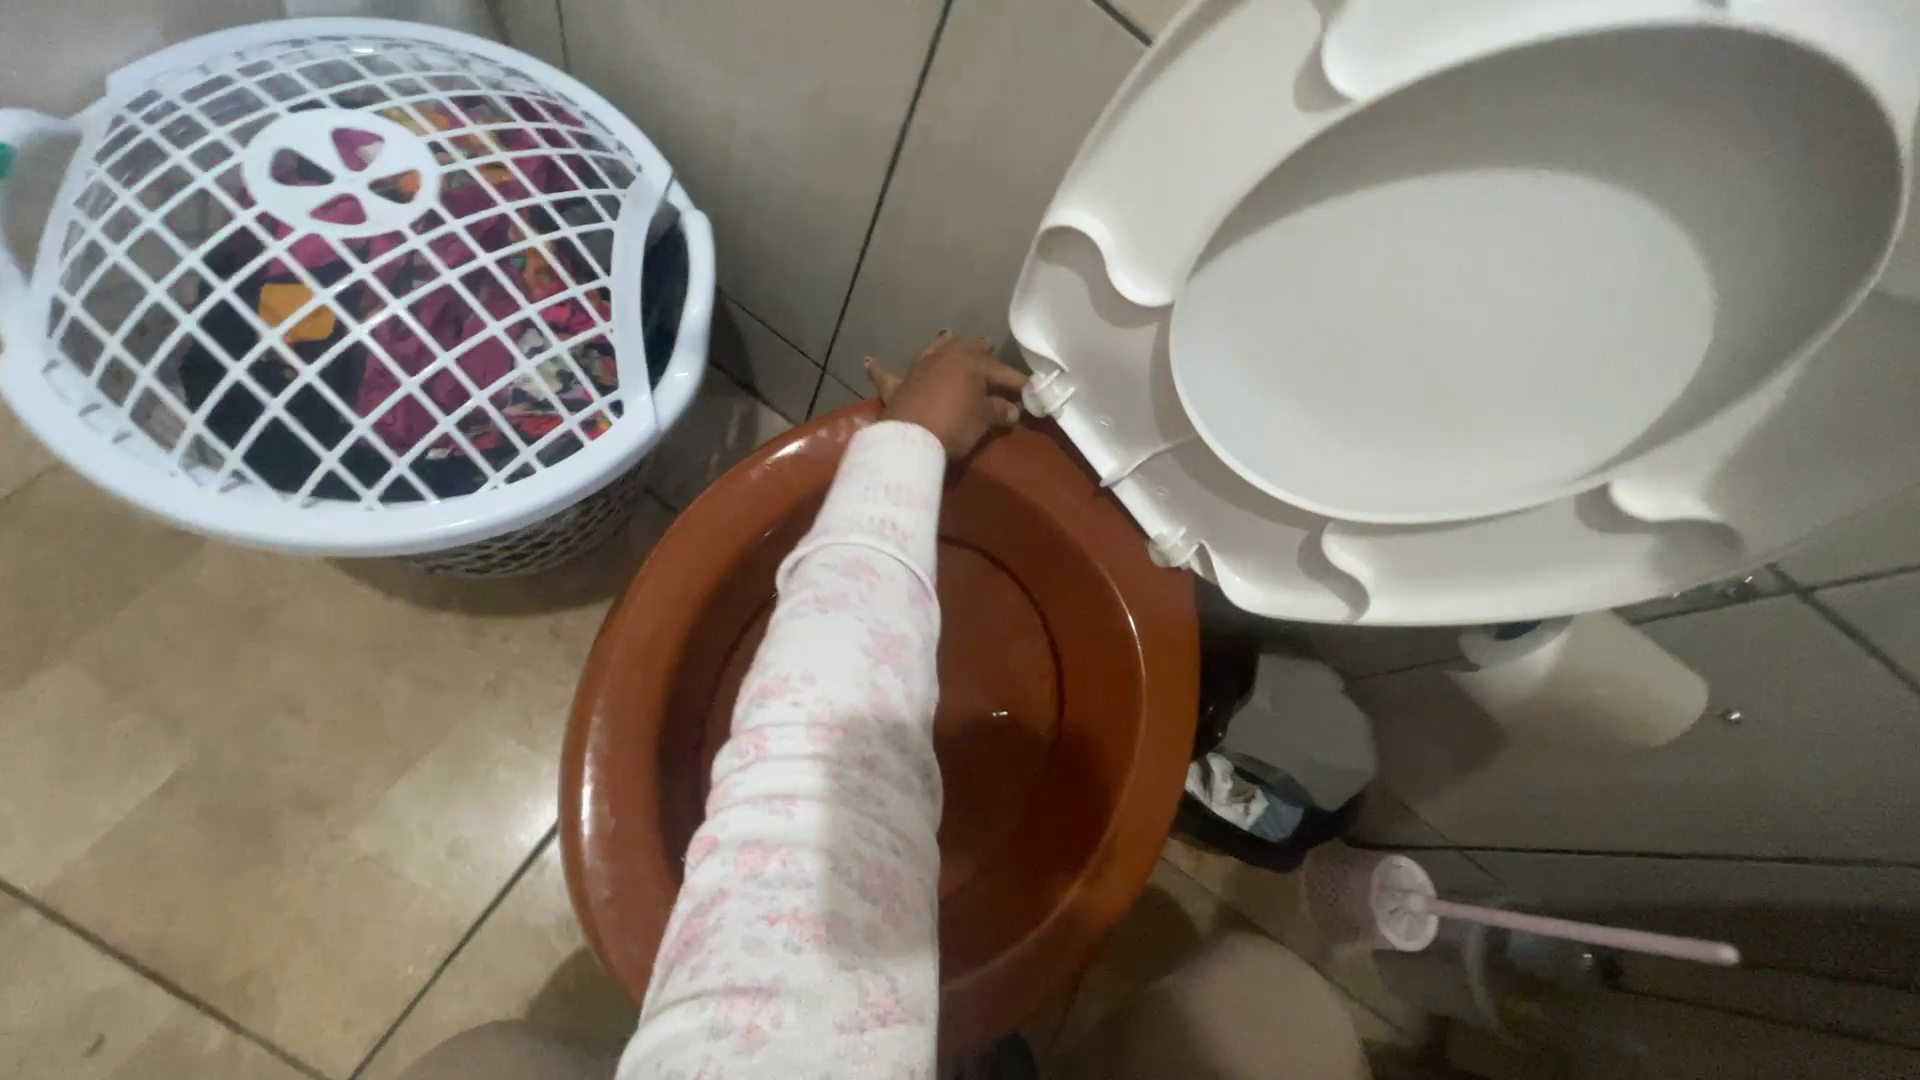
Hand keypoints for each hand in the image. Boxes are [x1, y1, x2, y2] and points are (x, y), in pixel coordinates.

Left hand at [865, 331, 1028, 458]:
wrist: (909, 440)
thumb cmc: (954, 425)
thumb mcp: (982, 420)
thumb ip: (998, 411)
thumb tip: (1012, 411)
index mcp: (970, 363)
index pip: (1000, 371)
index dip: (1017, 383)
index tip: (1032, 392)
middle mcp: (943, 358)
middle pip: (966, 349)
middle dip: (980, 349)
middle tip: (990, 347)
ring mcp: (917, 370)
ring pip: (933, 351)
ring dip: (942, 344)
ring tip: (949, 337)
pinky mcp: (897, 388)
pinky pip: (886, 376)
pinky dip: (878, 370)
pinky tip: (868, 361)